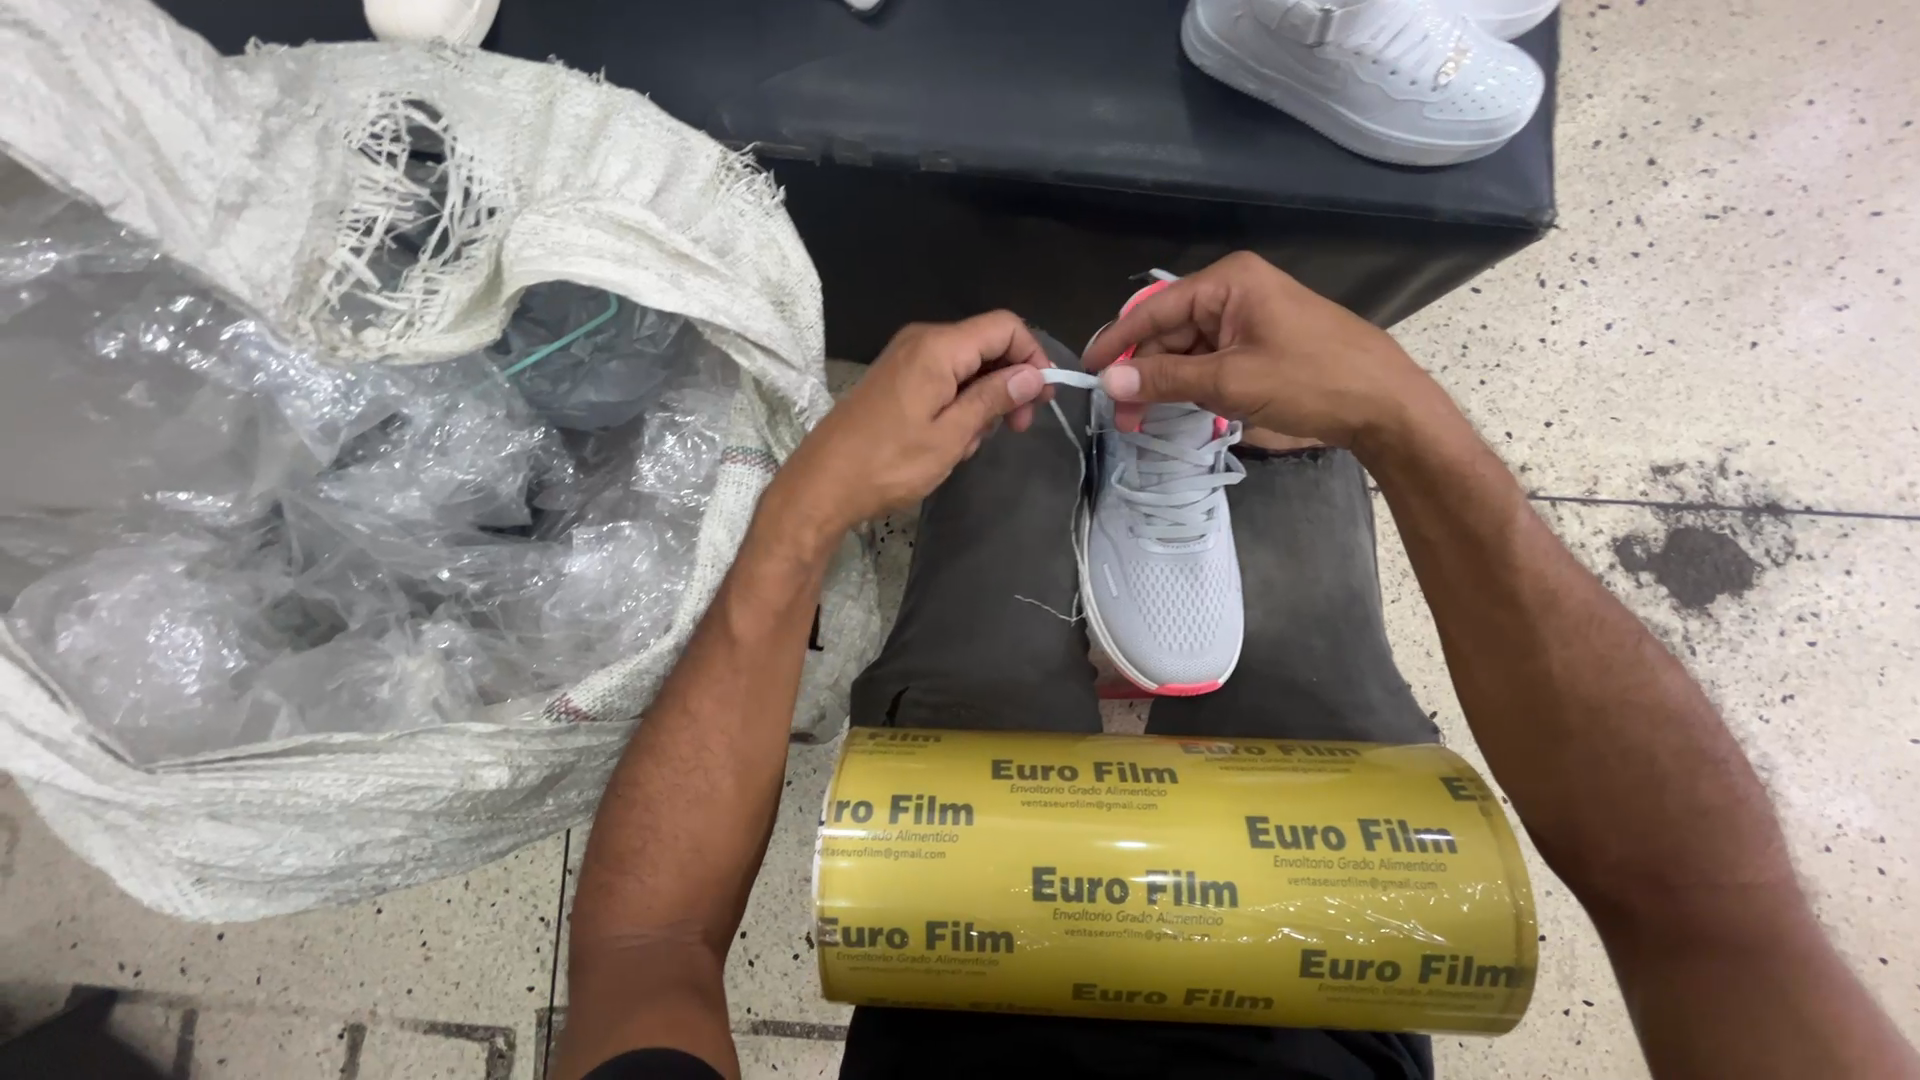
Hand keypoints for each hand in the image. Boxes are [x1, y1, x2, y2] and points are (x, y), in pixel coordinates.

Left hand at [769, 311, 1051, 538]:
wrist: (824, 483)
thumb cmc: (889, 463)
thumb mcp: (951, 435)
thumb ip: (993, 399)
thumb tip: (1033, 375)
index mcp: (938, 347)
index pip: (1005, 327)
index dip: (1033, 356)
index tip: (1043, 398)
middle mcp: (922, 341)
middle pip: (986, 345)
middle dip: (1011, 383)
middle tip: (1018, 429)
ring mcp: (905, 359)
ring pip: (967, 366)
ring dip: (983, 401)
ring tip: (972, 444)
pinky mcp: (896, 379)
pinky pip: (943, 379)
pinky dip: (959, 404)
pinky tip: (952, 440)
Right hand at [1082, 252, 1437, 448]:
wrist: (1385, 405)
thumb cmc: (1311, 380)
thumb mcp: (1230, 382)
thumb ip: (1165, 379)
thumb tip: (1108, 381)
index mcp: (1228, 282)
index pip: (1153, 309)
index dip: (1116, 342)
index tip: (1085, 372)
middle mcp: (1234, 291)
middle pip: (1168, 331)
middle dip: (1142, 371)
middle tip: (1121, 415)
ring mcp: (1248, 319)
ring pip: (1187, 350)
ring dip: (1165, 384)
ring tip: (1143, 422)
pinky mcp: (1259, 344)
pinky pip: (1210, 362)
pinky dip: (1191, 387)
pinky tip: (1177, 411)